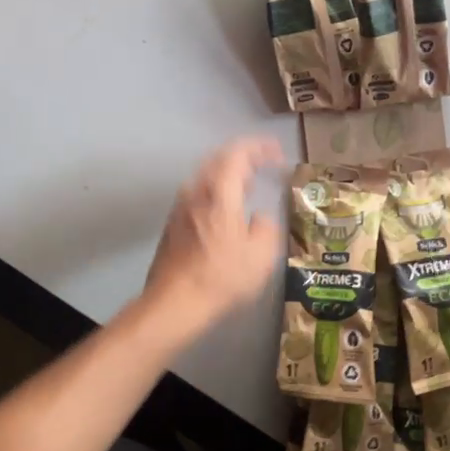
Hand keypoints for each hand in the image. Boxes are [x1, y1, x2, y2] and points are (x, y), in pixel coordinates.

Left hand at [143, 137, 285, 331]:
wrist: (174, 302)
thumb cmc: (221, 276)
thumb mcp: (261, 256)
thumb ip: (266, 228)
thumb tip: (258, 218)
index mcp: (219, 191)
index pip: (238, 153)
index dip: (260, 147)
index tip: (277, 152)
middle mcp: (195, 191)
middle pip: (219, 159)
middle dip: (244, 157)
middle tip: (264, 163)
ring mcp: (180, 206)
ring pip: (206, 176)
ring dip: (229, 174)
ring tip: (249, 184)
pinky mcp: (173, 223)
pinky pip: (198, 193)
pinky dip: (217, 191)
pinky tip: (227, 209)